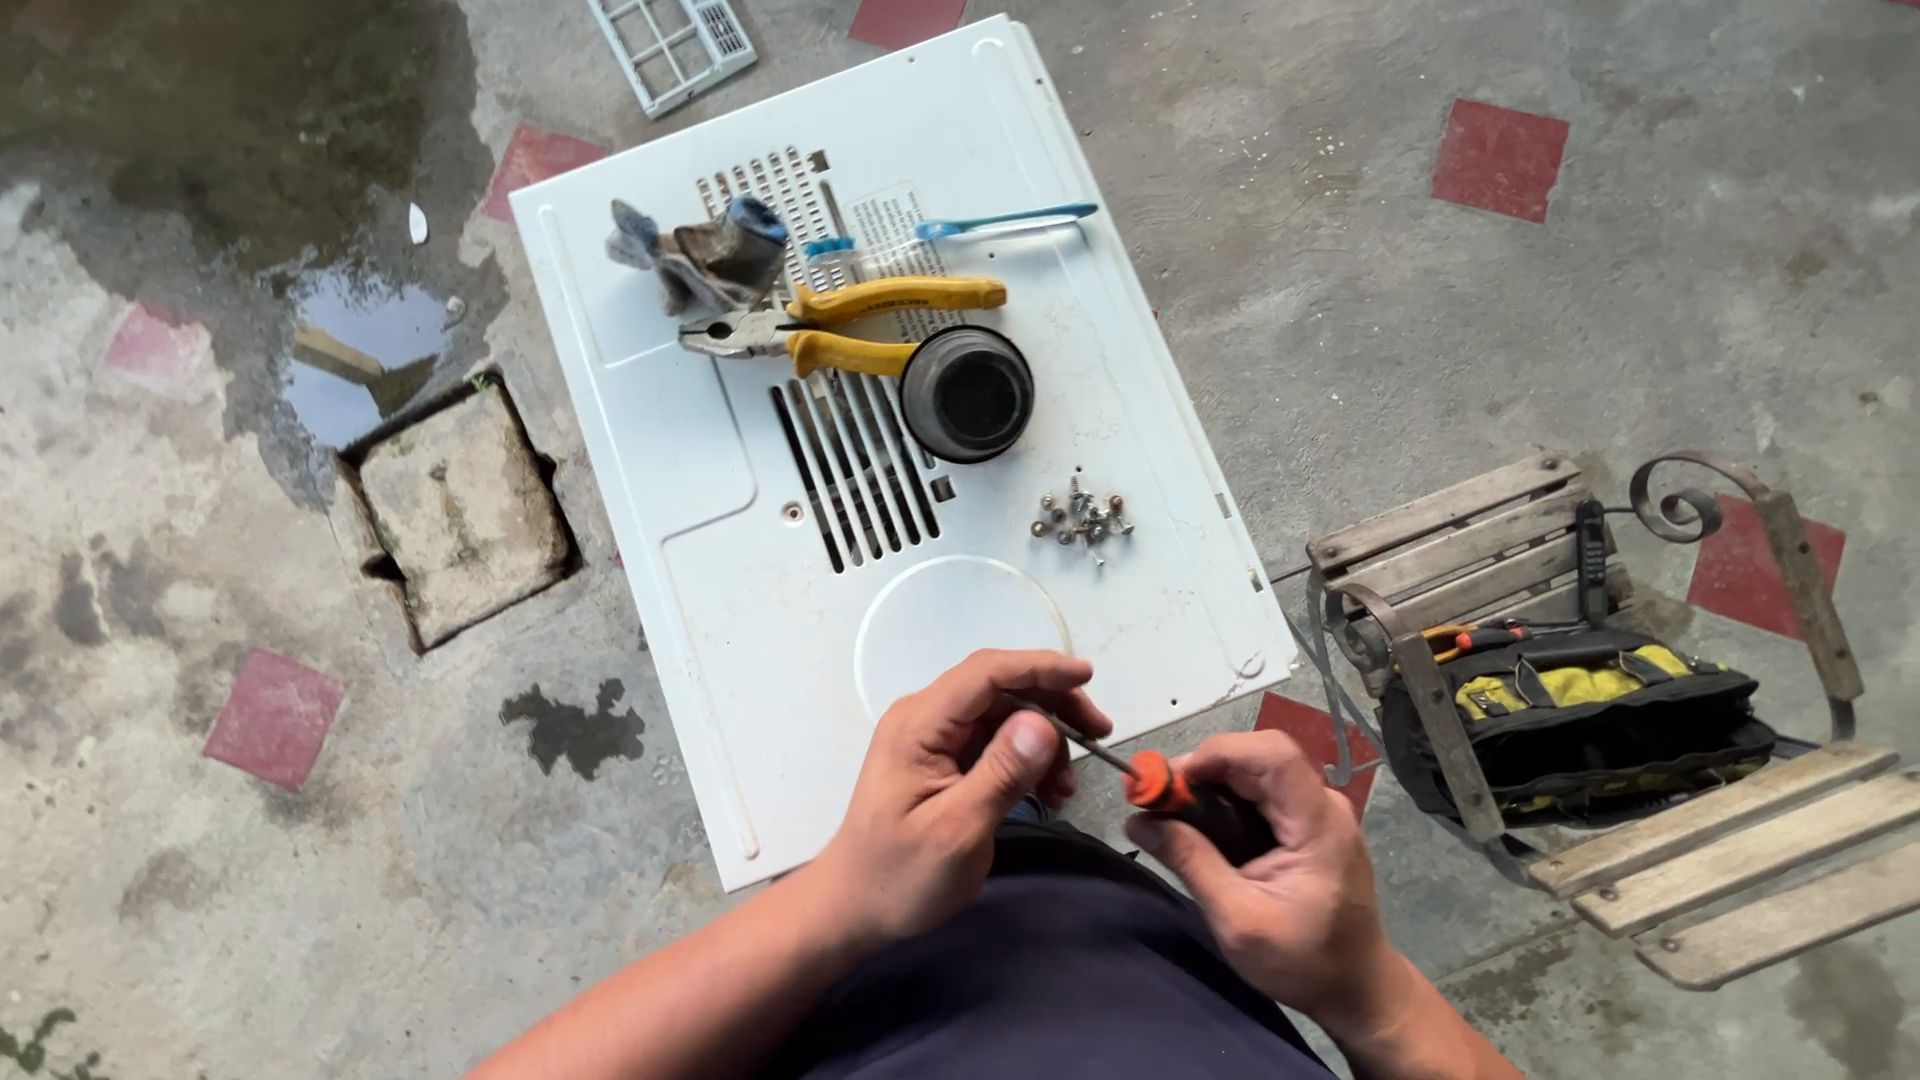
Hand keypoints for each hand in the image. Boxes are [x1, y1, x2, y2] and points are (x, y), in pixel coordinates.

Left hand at [811, 649, 1111, 945]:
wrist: (854, 908)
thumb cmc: (899, 877)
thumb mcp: (957, 832)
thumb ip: (1001, 774)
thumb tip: (1043, 724)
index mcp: (919, 724)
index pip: (985, 673)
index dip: (1039, 667)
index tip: (1086, 676)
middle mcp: (925, 716)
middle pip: (999, 686)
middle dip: (1053, 702)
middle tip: (1097, 733)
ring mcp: (934, 736)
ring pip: (1003, 712)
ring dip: (1045, 738)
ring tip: (1067, 785)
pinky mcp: (944, 756)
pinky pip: (996, 739)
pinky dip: (1028, 757)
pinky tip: (1049, 790)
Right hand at [1124, 731, 1411, 1038]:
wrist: (1357, 989)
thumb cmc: (1304, 962)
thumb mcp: (1237, 919)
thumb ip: (1189, 862)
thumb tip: (1137, 820)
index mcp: (1318, 824)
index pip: (1273, 754)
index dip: (1220, 753)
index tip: (1175, 781)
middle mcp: (1322, 804)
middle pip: (1258, 756)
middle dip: (1204, 768)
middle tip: (1162, 798)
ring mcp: (1316, 810)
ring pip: (1254, 768)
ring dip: (1209, 781)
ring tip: (1174, 811)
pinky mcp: (1305, 820)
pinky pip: (1259, 789)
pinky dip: (1223, 796)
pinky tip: (1201, 822)